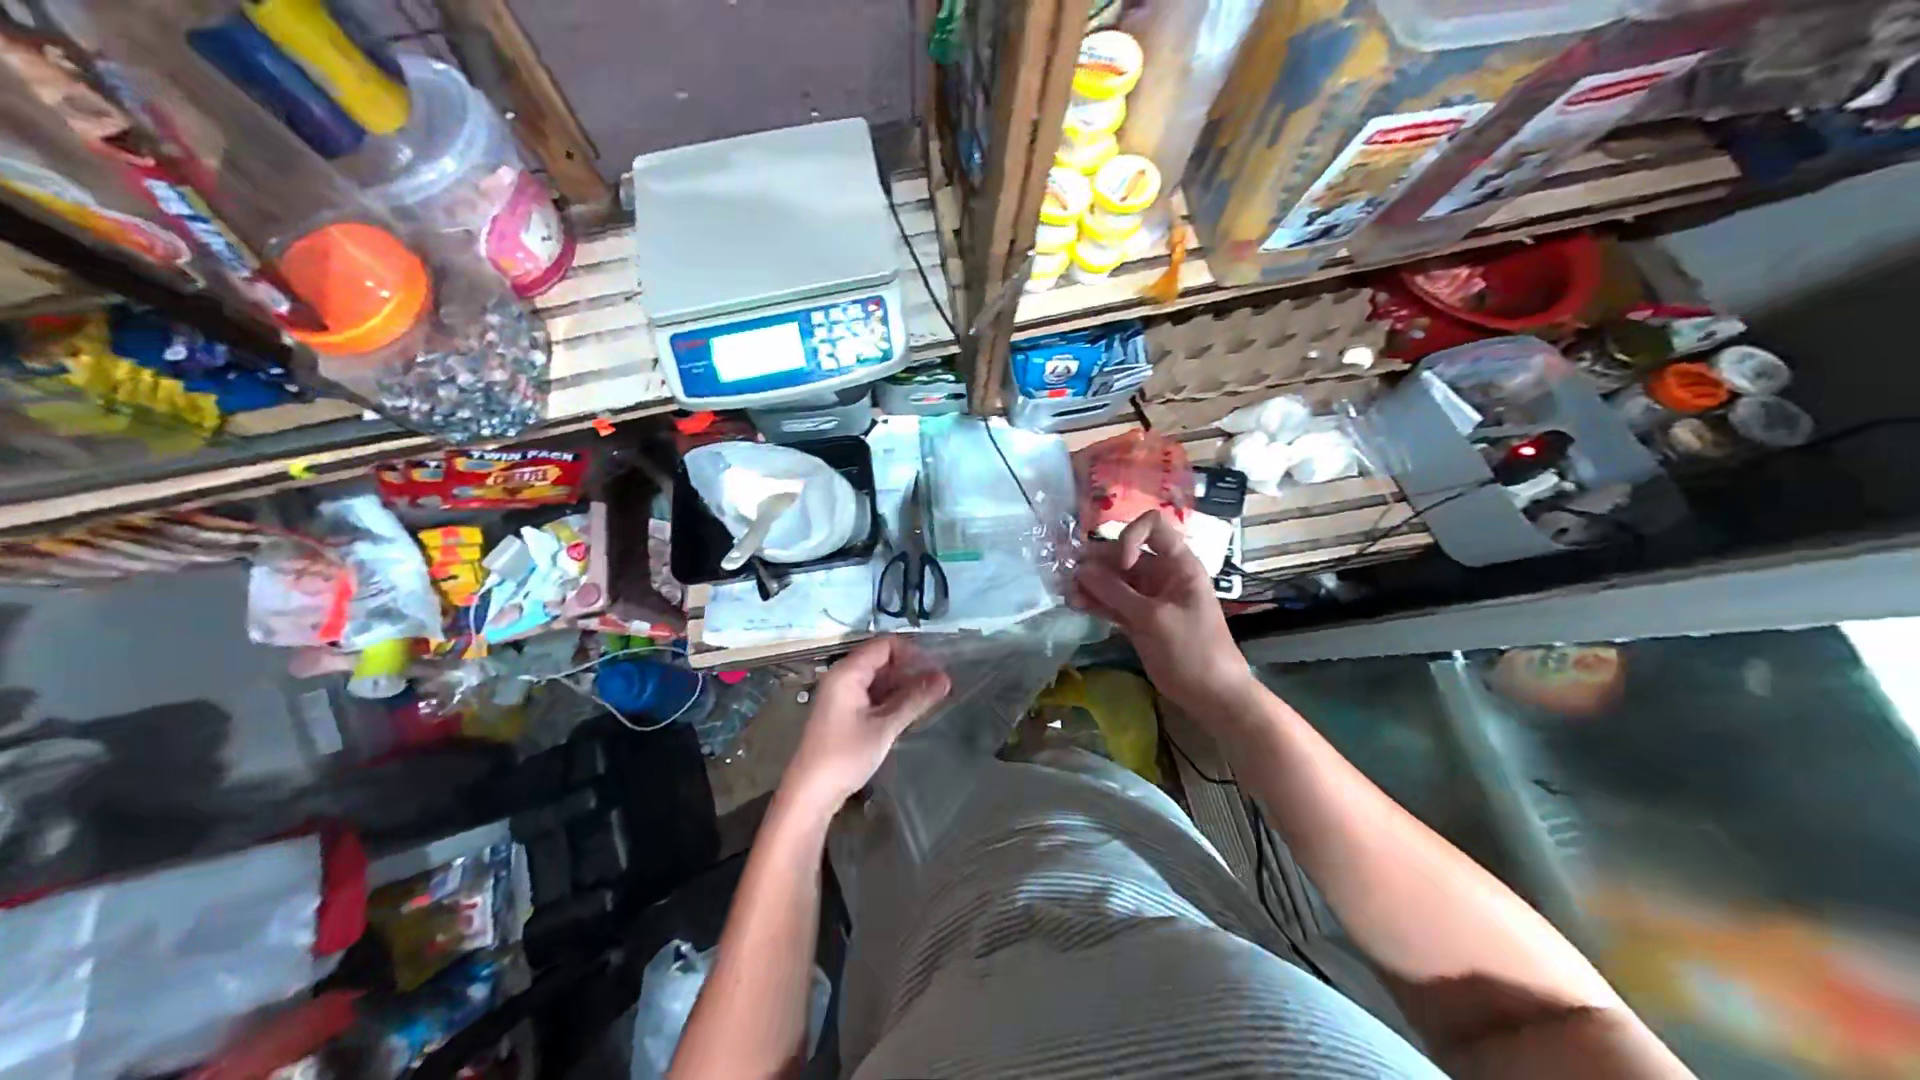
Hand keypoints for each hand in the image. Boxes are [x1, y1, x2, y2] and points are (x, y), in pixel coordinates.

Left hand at [780, 637, 951, 813]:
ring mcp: (843, 695)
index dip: (912, 652)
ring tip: (932, 698)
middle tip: (941, 685)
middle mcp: (843, 677)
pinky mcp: (845, 713)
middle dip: (911, 669)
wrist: (811, 792)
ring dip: (904, 685)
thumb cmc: (846, 755)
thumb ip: (915, 699)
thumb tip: (945, 678)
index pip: (884, 645)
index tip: (936, 669)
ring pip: (878, 679)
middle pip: (882, 660)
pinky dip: (892, 698)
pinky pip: (872, 695)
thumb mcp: (884, 726)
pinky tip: (911, 710)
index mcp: (847, 673)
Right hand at [1072, 510, 1257, 718]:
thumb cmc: (1191, 650)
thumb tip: (1082, 570)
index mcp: (1178, 564)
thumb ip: (1115, 592)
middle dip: (1097, 562)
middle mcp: (1163, 575)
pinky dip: (1096, 602)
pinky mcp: (1139, 620)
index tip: (1121, 563)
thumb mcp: (1153, 618)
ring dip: (1091, 583)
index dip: (1130, 537)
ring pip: (1115, 581)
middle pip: (1125, 555)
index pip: (1153, 528)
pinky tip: (1075, 603)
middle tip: (1065, 571)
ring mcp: (1149, 598)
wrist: (1212, 695)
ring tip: (1064, 591)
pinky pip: (1114, 603)